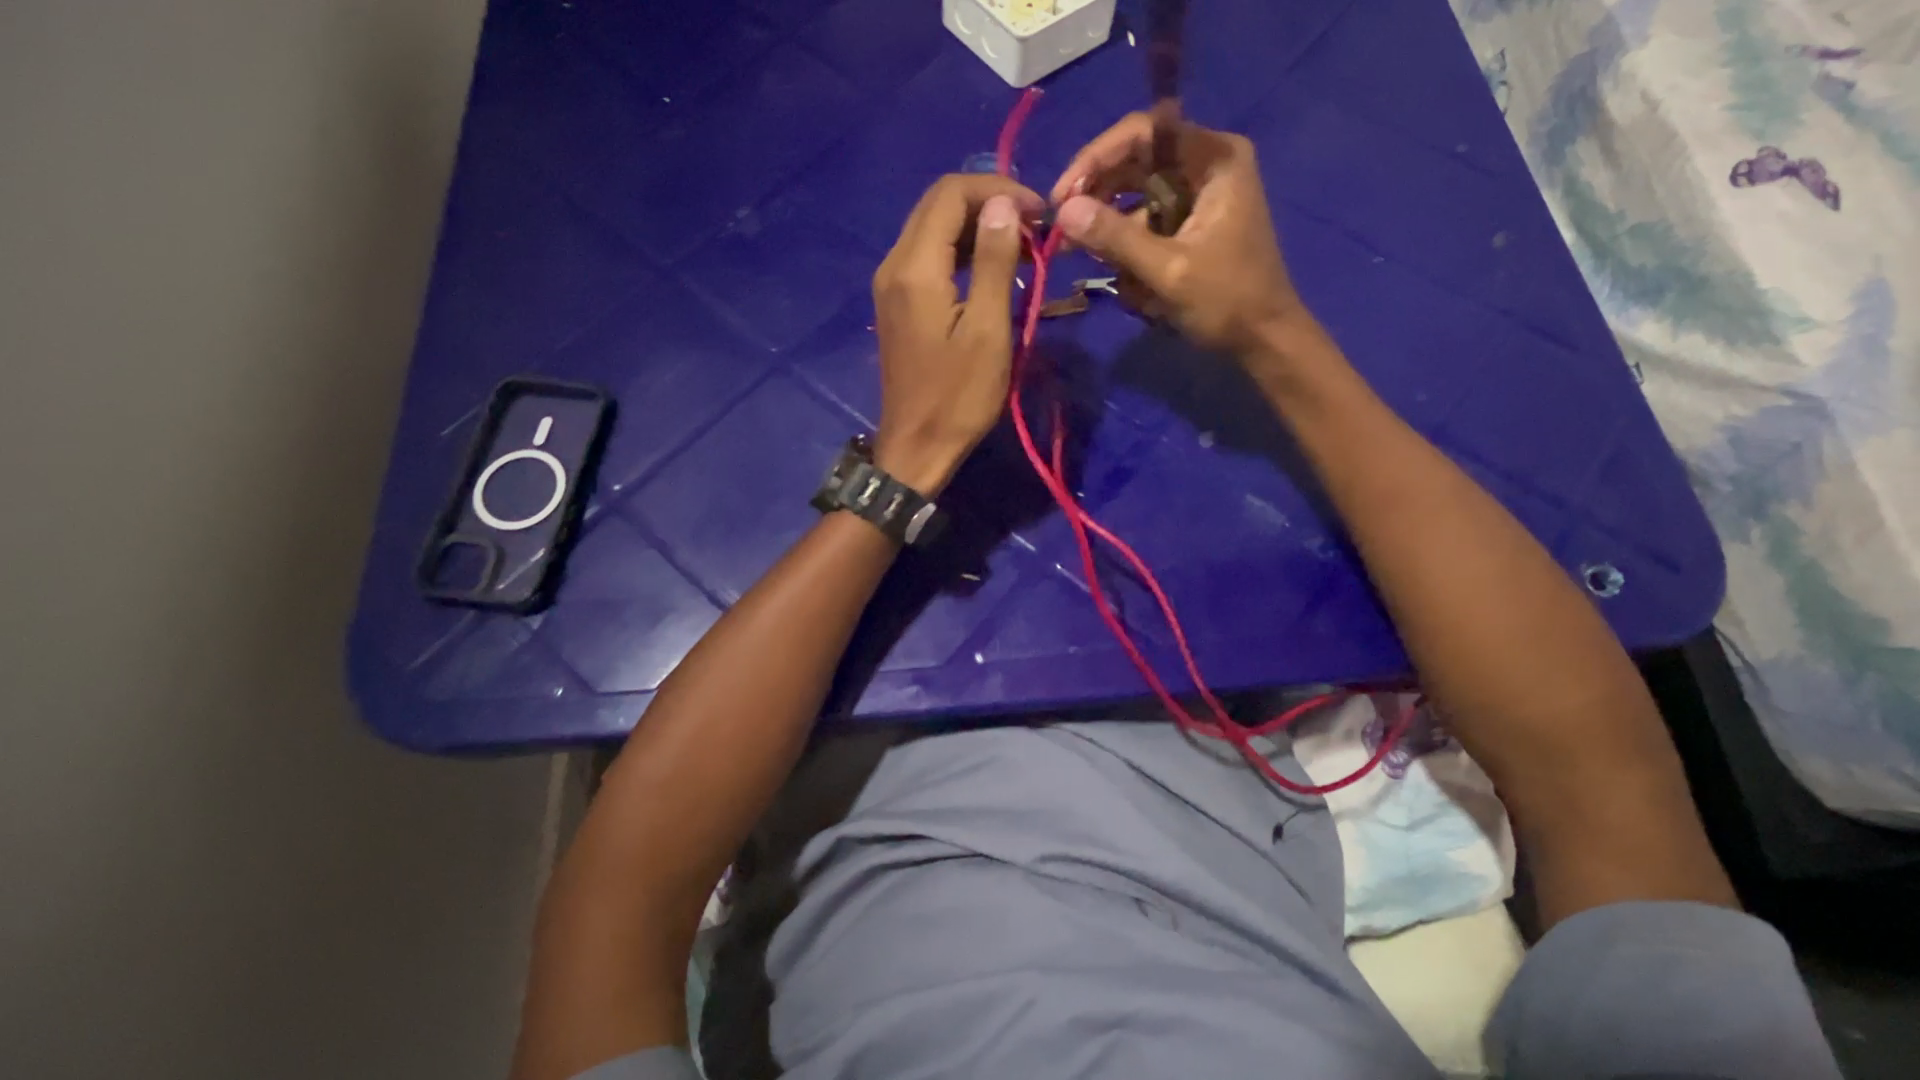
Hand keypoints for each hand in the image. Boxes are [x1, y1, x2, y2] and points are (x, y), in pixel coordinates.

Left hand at [871, 174, 1043, 495]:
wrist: (917, 446)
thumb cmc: (959, 396)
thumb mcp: (987, 329)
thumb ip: (993, 261)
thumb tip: (1003, 205)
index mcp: (915, 268)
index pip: (950, 194)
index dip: (998, 189)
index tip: (1039, 213)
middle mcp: (894, 264)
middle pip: (937, 204)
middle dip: (988, 201)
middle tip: (1034, 225)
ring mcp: (891, 283)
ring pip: (932, 227)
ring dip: (976, 225)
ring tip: (1022, 245)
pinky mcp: (896, 302)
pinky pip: (927, 255)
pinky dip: (961, 249)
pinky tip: (992, 266)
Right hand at [1051, 114, 1311, 355]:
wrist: (1265, 340)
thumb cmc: (1227, 301)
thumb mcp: (1168, 270)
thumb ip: (1116, 237)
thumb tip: (1063, 211)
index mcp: (1214, 158)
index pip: (1143, 132)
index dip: (1096, 158)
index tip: (1063, 195)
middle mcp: (1207, 163)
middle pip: (1135, 159)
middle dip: (1098, 194)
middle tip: (1062, 228)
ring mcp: (1199, 192)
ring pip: (1135, 191)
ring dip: (1109, 223)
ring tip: (1080, 254)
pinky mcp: (1191, 220)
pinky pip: (1146, 216)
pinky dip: (1127, 240)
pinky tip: (1118, 270)